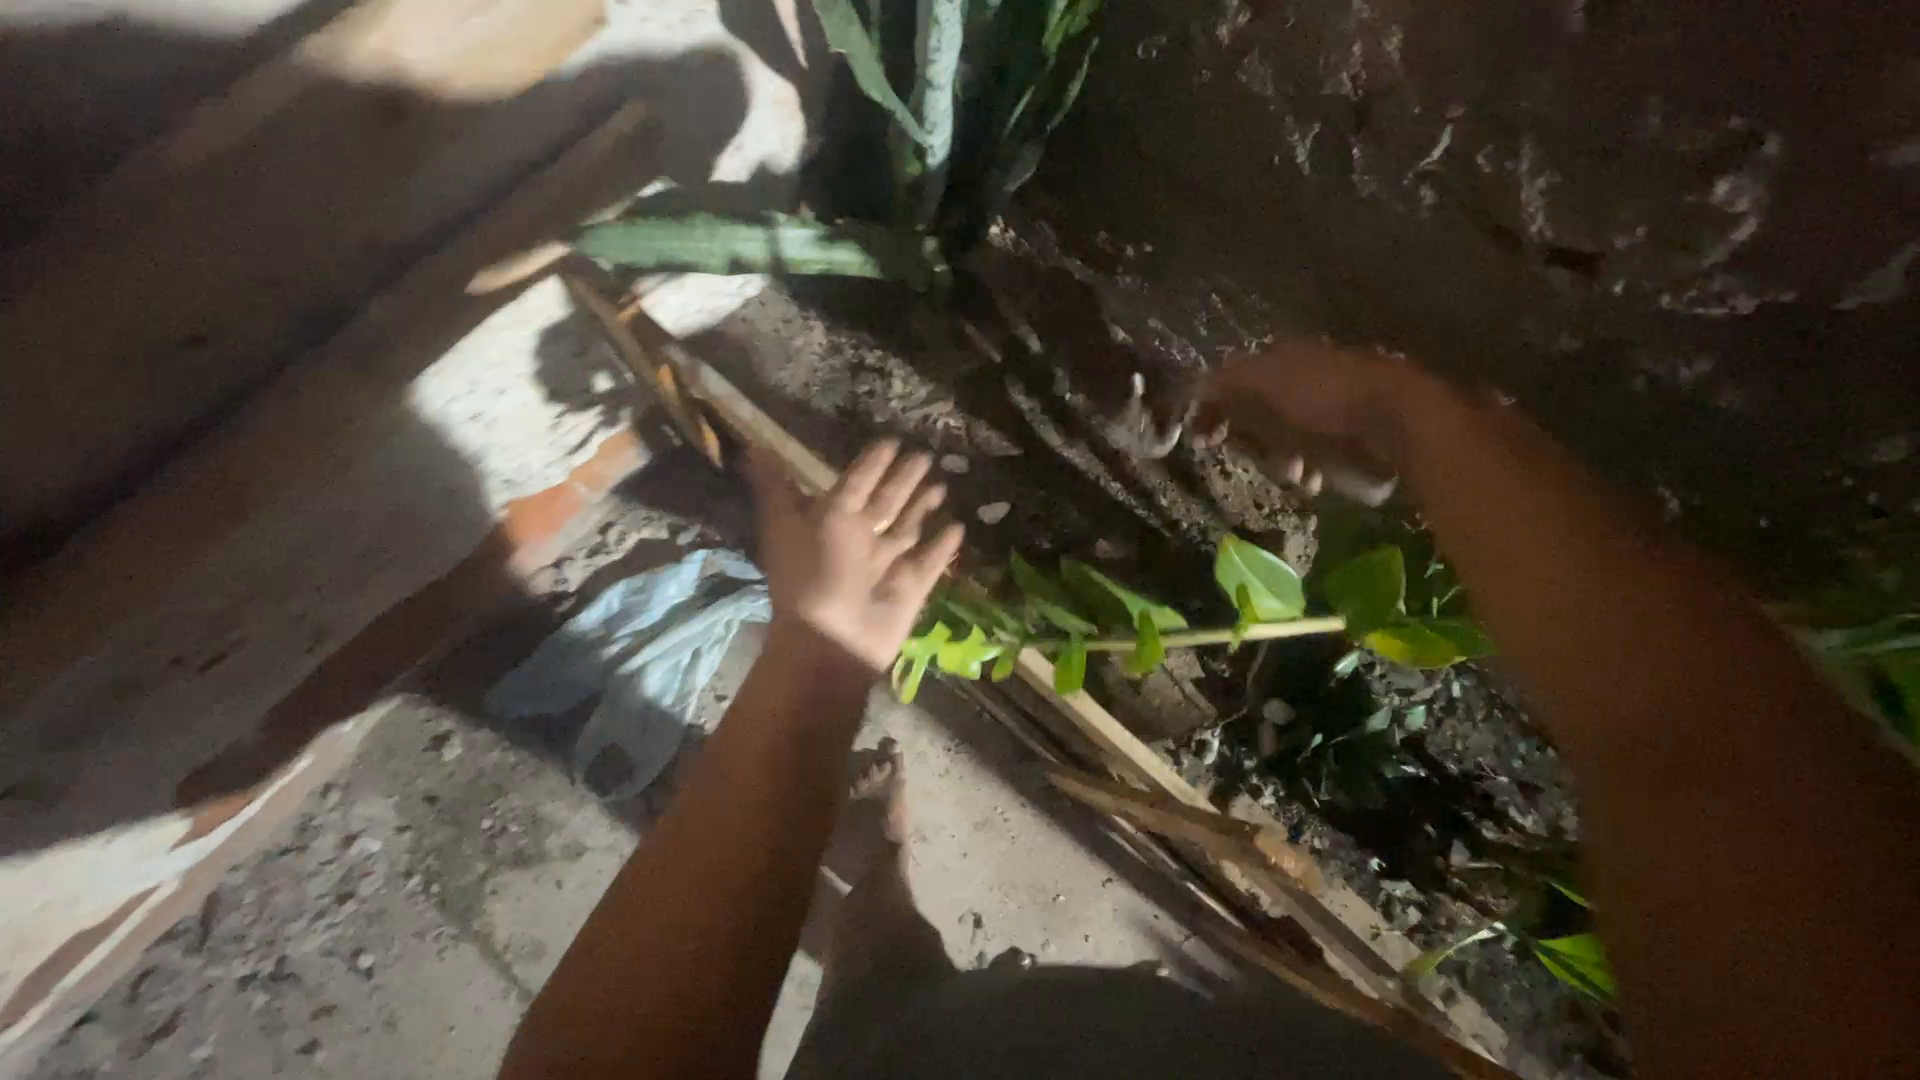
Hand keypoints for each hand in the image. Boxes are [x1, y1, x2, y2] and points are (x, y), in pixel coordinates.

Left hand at [746, 439, 963, 673]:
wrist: (831, 639)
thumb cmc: (808, 575)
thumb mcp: (784, 522)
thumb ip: (774, 485)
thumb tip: (750, 448)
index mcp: (831, 521)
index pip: (855, 483)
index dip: (871, 464)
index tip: (890, 441)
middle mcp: (860, 540)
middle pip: (886, 503)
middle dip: (904, 480)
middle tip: (925, 454)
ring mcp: (888, 564)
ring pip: (908, 528)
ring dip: (923, 507)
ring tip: (942, 485)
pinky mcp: (911, 587)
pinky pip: (930, 561)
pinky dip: (943, 547)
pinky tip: (958, 527)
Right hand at [1194, 340, 1436, 504]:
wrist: (1399, 420)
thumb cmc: (1324, 400)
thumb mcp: (1263, 384)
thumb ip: (1225, 385)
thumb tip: (1196, 392)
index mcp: (1281, 357)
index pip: (1230, 384)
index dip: (1214, 412)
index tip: (1205, 443)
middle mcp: (1303, 376)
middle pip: (1256, 415)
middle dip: (1253, 441)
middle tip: (1258, 456)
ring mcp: (1330, 405)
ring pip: (1284, 439)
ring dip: (1281, 459)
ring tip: (1294, 474)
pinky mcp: (1352, 433)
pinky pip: (1315, 453)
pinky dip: (1310, 467)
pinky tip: (1316, 478)